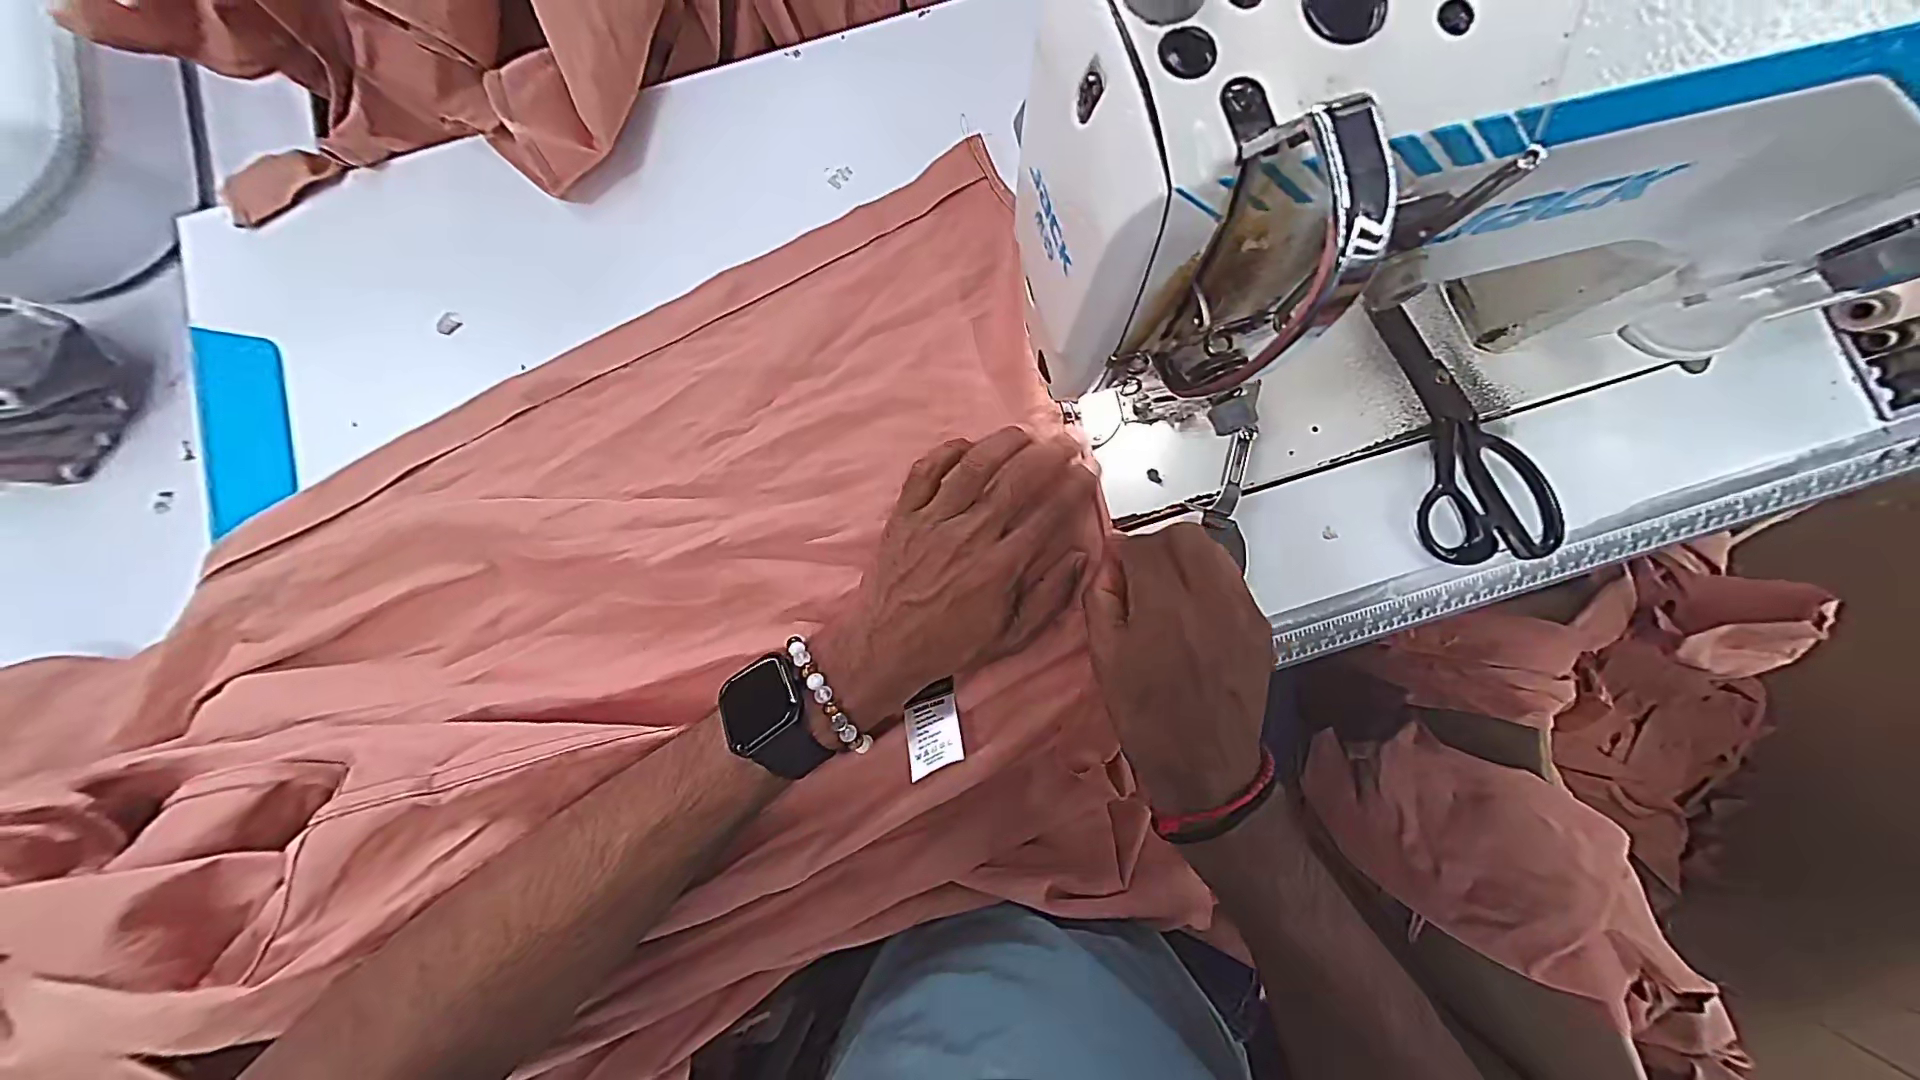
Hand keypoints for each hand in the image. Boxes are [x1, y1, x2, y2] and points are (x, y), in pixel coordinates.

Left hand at [813, 427, 1098, 735]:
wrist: (886, 647)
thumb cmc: (947, 643)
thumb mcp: (1010, 636)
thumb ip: (1049, 598)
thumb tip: (1078, 559)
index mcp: (998, 568)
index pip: (1047, 514)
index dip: (1074, 487)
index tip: (1087, 471)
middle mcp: (968, 537)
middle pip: (1016, 481)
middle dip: (1049, 454)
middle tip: (1067, 440)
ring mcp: (933, 521)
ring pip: (974, 467)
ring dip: (1004, 443)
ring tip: (1026, 433)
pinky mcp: (905, 515)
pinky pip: (926, 471)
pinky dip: (947, 452)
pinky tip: (968, 445)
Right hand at [1085, 524, 1272, 814]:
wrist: (1204, 762)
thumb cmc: (1148, 716)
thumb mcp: (1105, 657)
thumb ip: (1101, 597)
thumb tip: (1107, 563)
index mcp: (1164, 608)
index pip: (1142, 546)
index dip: (1121, 551)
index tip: (1115, 564)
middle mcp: (1210, 601)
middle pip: (1183, 536)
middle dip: (1155, 545)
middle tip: (1140, 571)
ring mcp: (1242, 612)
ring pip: (1214, 550)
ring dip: (1185, 558)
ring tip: (1168, 588)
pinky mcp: (1260, 626)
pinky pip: (1233, 580)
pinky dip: (1210, 581)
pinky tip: (1194, 609)